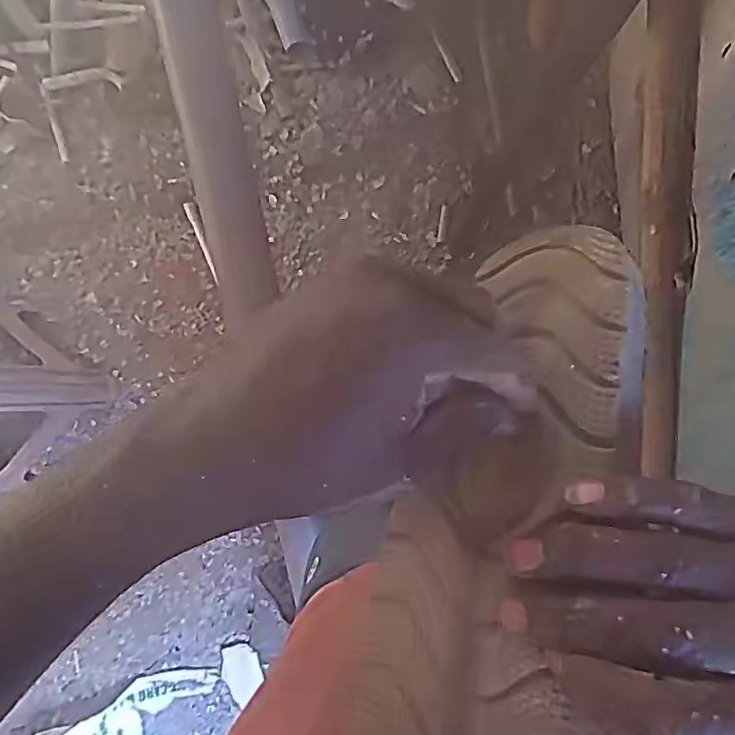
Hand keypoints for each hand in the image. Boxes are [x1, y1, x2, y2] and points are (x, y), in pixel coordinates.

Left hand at [126, 258, 532, 526]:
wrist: (209, 443)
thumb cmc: (308, 463)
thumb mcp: (399, 456)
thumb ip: (464, 424)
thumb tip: (509, 411)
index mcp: (417, 331)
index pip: (495, 350)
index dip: (517, 383)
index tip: (525, 410)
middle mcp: (396, 283)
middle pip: (475, 310)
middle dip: (488, 354)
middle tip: (487, 399)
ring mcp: (361, 271)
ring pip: (440, 294)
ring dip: (455, 334)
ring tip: (444, 383)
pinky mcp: (334, 276)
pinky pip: (402, 288)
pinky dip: (420, 317)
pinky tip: (405, 360)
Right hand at [499, 475, 734, 734]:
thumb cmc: (728, 682)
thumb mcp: (696, 720)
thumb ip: (631, 702)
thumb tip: (554, 652)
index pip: (674, 719)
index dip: (602, 692)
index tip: (547, 661)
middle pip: (664, 631)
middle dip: (576, 613)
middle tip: (512, 595)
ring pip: (666, 561)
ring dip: (586, 552)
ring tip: (530, 547)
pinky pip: (682, 504)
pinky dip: (625, 500)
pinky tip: (575, 497)